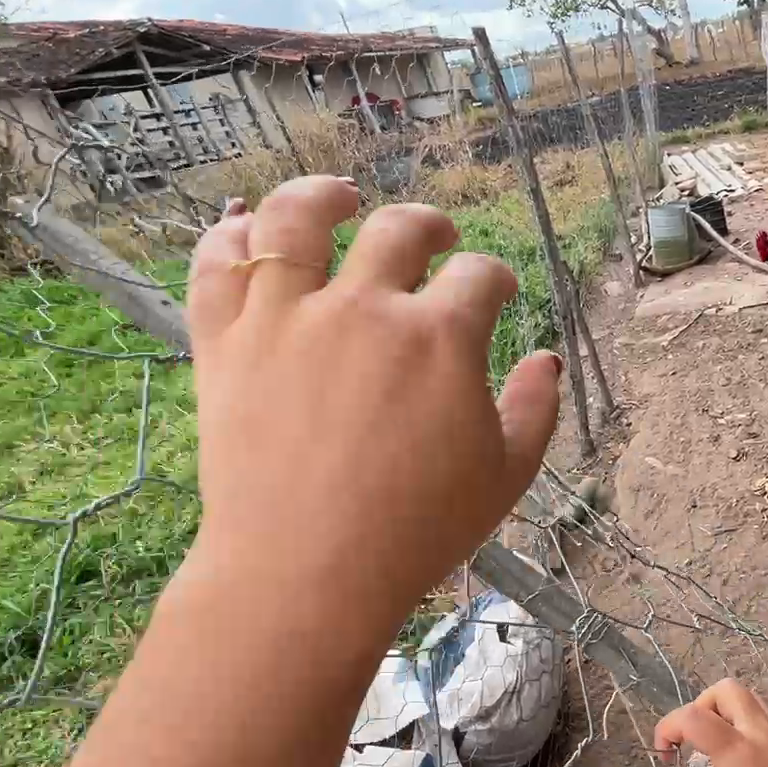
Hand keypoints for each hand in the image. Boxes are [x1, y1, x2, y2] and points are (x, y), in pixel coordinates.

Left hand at [184, 178, 561, 625]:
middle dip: (430, 225)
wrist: (309, 571)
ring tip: (341, 195)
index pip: (479, 276)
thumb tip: (547, 361)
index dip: (496, 277)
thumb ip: (537, 409)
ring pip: (297, 220)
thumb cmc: (423, 527)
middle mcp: (365, 309)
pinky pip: (220, 266)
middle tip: (439, 236)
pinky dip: (233, 236)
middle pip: (399, 230)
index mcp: (441, 339)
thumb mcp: (509, 474)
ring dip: (325, 196)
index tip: (499, 290)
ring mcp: (288, 319)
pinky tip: (251, 227)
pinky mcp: (226, 343)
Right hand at [625, 680, 767, 766]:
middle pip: (725, 690)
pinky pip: (759, 717)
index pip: (696, 717)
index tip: (662, 760)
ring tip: (708, 759)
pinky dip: (737, 725)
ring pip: (746, 699)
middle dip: (696, 708)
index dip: (668, 728)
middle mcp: (766, 735)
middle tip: (687, 750)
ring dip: (718, 714)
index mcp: (747, 755)